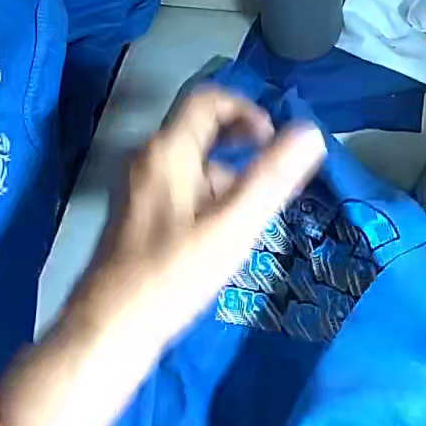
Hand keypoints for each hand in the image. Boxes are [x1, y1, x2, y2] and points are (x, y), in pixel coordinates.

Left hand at [0, 85, 325, 425]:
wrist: (113, 325)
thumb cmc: (174, 273)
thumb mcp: (233, 225)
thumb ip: (272, 177)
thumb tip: (312, 133)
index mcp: (167, 150)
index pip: (208, 100)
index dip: (247, 110)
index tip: (274, 140)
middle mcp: (149, 159)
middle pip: (201, 129)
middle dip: (242, 144)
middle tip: (272, 172)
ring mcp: (140, 187)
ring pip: (194, 163)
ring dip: (229, 175)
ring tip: (255, 212)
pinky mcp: (140, 214)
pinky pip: (182, 187)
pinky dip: (210, 196)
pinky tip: (225, 235)